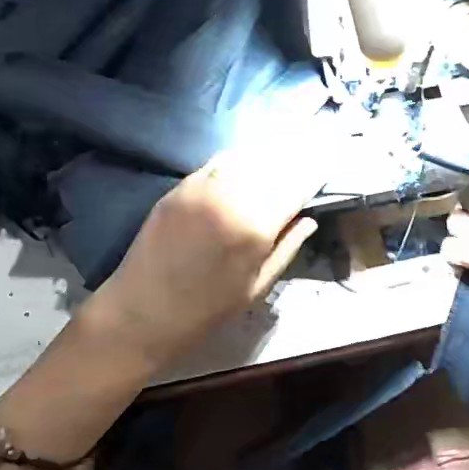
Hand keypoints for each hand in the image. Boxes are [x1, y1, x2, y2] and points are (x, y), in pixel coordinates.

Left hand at [86, 147, 322, 373]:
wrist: (143, 312)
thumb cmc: (208, 310)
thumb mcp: (257, 286)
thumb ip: (287, 248)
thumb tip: (309, 219)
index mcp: (256, 227)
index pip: (295, 186)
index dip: (313, 174)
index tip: (325, 166)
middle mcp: (231, 198)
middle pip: (272, 164)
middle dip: (293, 161)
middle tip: (307, 158)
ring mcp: (201, 188)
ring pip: (245, 157)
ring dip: (266, 157)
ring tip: (278, 160)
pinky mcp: (179, 187)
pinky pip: (216, 163)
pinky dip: (237, 161)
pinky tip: (245, 166)